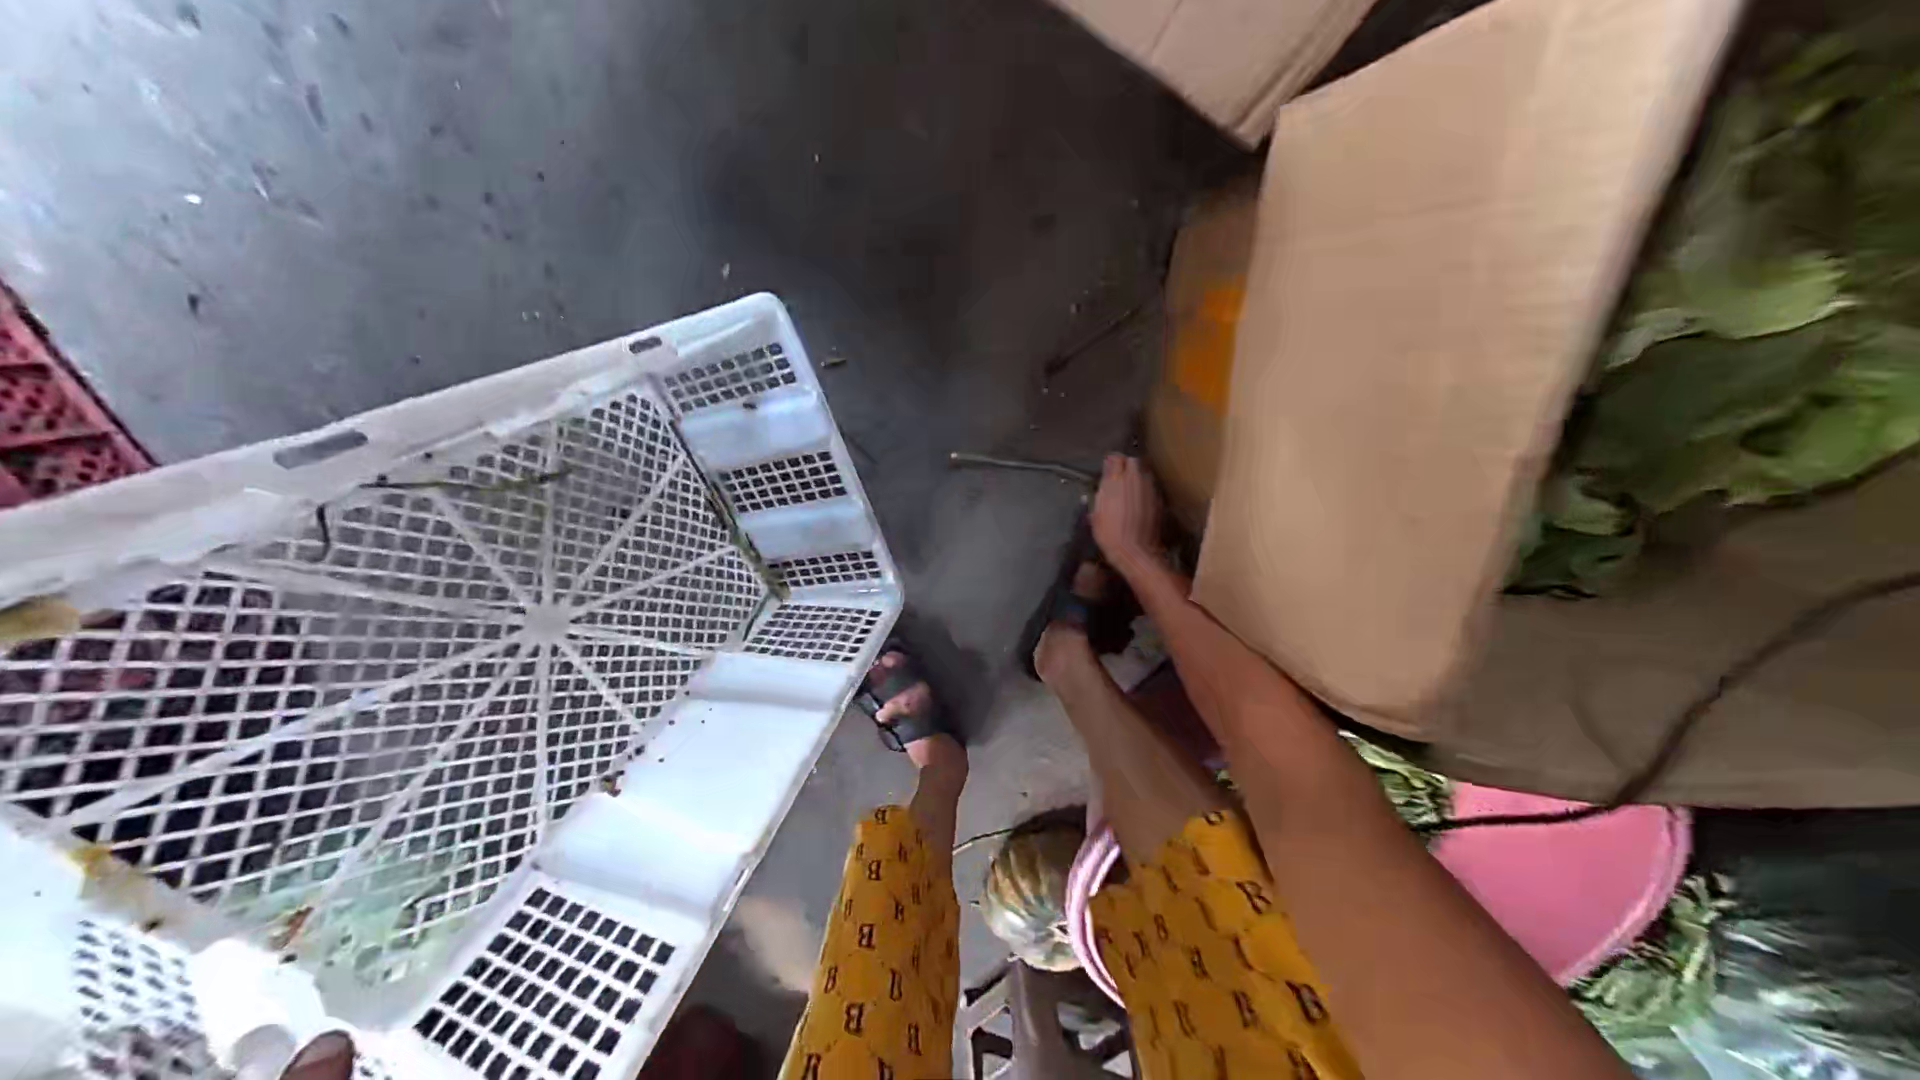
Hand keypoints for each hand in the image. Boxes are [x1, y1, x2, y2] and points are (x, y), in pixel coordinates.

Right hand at [1090, 454, 1162, 570]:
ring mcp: (1149, 488)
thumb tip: (1104, 484)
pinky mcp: (1158, 498)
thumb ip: (1101, 493)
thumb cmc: (1109, 534)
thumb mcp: (1097, 513)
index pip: (1115, 459)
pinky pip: (1151, 486)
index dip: (1112, 463)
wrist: (1135, 550)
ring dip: (1137, 476)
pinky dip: (1145, 488)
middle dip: (1127, 466)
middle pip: (1133, 461)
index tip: (1108, 469)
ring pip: (1144, 472)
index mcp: (1115, 481)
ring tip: (1131, 487)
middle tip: (1120, 477)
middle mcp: (1134, 479)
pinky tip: (1140, 500)